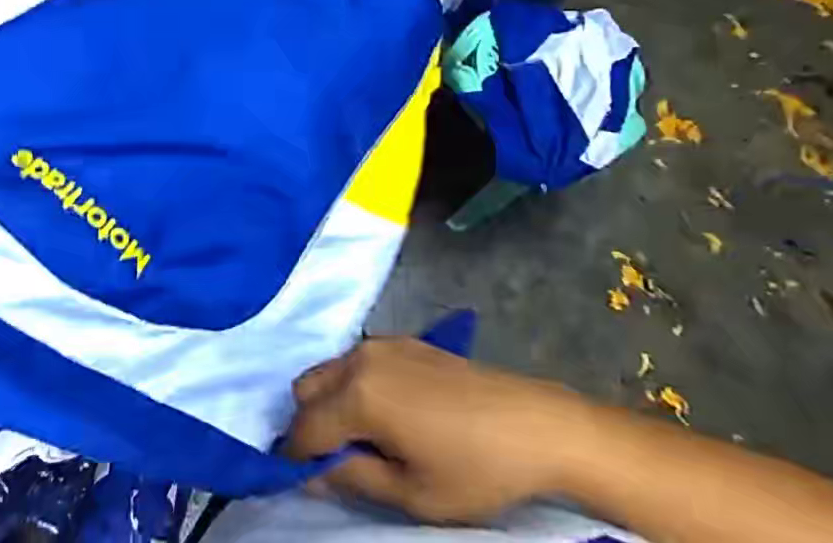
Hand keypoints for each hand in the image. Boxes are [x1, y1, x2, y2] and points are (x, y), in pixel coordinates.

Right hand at [285, 338, 600, 524]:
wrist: (534, 424)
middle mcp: (359, 359)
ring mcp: (380, 344)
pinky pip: (355, 360)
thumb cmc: (476, 469)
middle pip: (306, 388)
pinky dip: (353, 384)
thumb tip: (311, 475)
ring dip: (330, 401)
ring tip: (365, 437)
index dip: (297, 458)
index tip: (307, 480)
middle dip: (310, 424)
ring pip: (328, 370)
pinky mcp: (401, 340)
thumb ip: (353, 479)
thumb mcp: (413, 493)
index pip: (304, 428)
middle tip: (338, 459)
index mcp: (358, 396)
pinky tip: (389, 411)